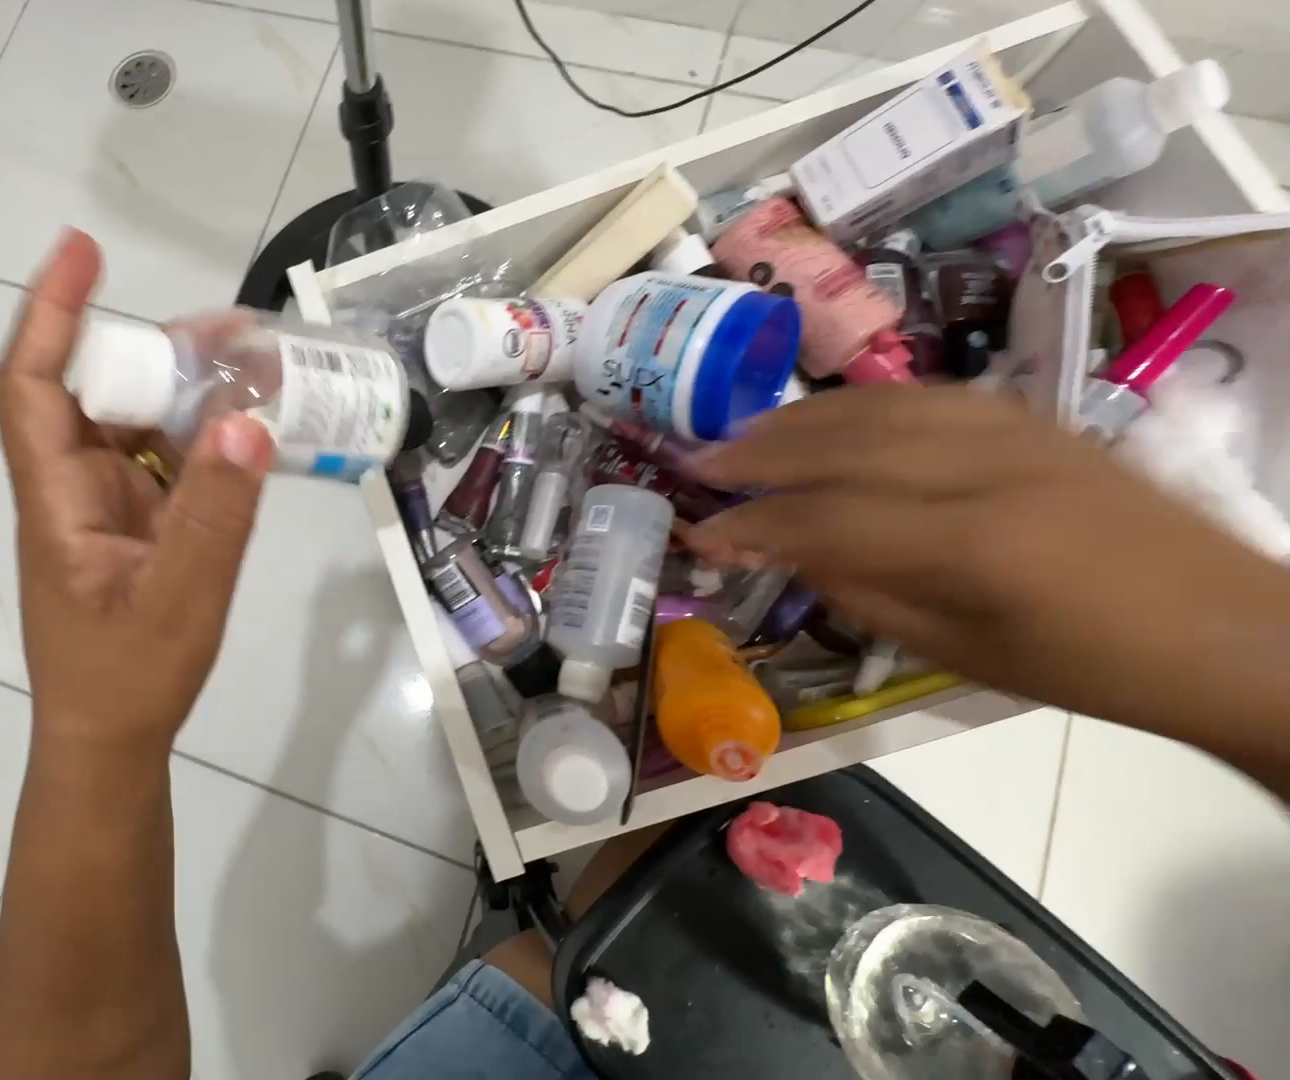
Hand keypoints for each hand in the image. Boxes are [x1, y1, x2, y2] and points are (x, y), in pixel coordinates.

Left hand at [0, 229, 273, 753]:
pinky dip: (207, 440)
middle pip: (100, 393)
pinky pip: (169, 464)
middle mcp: (76, 488)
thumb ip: (214, 515)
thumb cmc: (126, 679)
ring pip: (141, 425)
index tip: (84, 249)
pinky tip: (253, 429)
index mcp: (58, 499)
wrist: (111, 742)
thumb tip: (250, 421)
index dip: (50, 313)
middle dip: (159, 350)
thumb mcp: (179, 600)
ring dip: (191, 393)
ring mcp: (109, 507)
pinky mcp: (140, 526)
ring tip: (261, 367)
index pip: (32, 386)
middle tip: (237, 331)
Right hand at [682, 384, 1289, 731]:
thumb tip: (783, 546)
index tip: (699, 532)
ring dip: (799, 418)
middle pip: (845, 444)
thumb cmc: (1086, 666)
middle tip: (697, 464)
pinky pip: (926, 395)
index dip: (751, 523)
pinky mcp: (1036, 420)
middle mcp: (992, 469)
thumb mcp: (954, 649)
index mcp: (975, 544)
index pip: (828, 517)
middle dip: (758, 454)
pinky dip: (859, 403)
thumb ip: (858, 588)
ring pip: (881, 406)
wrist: (1236, 634)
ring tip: (743, 434)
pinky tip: (825, 415)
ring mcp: (1019, 433)